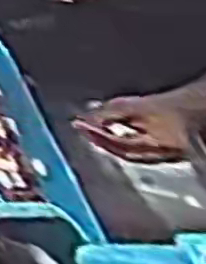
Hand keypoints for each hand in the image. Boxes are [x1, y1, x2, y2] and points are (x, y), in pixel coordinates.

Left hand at [74, 89, 205, 163]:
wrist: (185, 108)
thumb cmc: (159, 107)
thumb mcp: (125, 107)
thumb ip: (103, 115)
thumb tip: (84, 122)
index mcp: (162, 144)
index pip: (122, 143)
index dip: (97, 134)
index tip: (78, 124)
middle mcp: (169, 155)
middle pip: (128, 154)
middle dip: (102, 142)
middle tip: (82, 130)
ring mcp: (169, 156)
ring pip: (134, 156)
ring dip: (110, 146)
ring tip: (90, 132)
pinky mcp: (167, 154)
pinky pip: (140, 155)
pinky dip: (121, 147)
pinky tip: (106, 137)